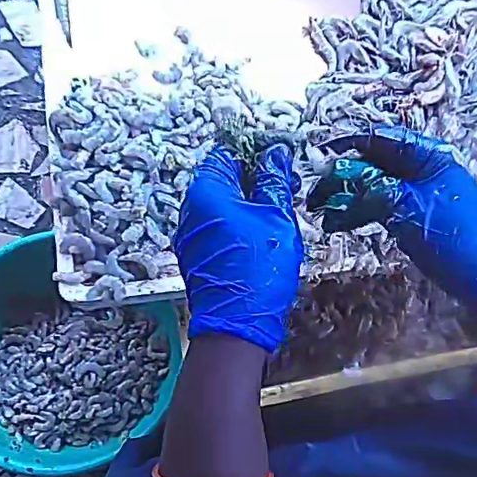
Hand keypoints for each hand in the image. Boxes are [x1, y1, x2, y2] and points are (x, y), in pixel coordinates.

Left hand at [174, 145, 302, 352]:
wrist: (237, 323)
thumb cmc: (257, 268)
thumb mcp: (275, 215)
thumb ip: (274, 179)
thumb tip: (275, 154)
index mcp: (205, 192)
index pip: (227, 154)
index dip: (256, 153)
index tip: (280, 162)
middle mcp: (190, 211)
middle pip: (223, 180)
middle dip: (255, 180)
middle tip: (286, 188)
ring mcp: (190, 236)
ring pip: (221, 207)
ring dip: (249, 204)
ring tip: (279, 213)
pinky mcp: (196, 257)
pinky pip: (217, 230)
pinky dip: (238, 226)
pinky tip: (262, 236)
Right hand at [324, 127, 476, 308]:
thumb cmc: (457, 238)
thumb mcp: (411, 209)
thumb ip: (373, 190)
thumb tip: (339, 177)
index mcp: (428, 157)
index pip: (381, 139)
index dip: (348, 144)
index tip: (319, 154)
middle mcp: (420, 171)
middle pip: (373, 163)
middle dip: (341, 174)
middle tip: (314, 190)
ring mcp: (415, 196)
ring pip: (371, 187)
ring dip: (345, 197)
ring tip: (320, 210)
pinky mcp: (411, 218)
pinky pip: (377, 208)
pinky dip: (357, 213)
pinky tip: (337, 222)